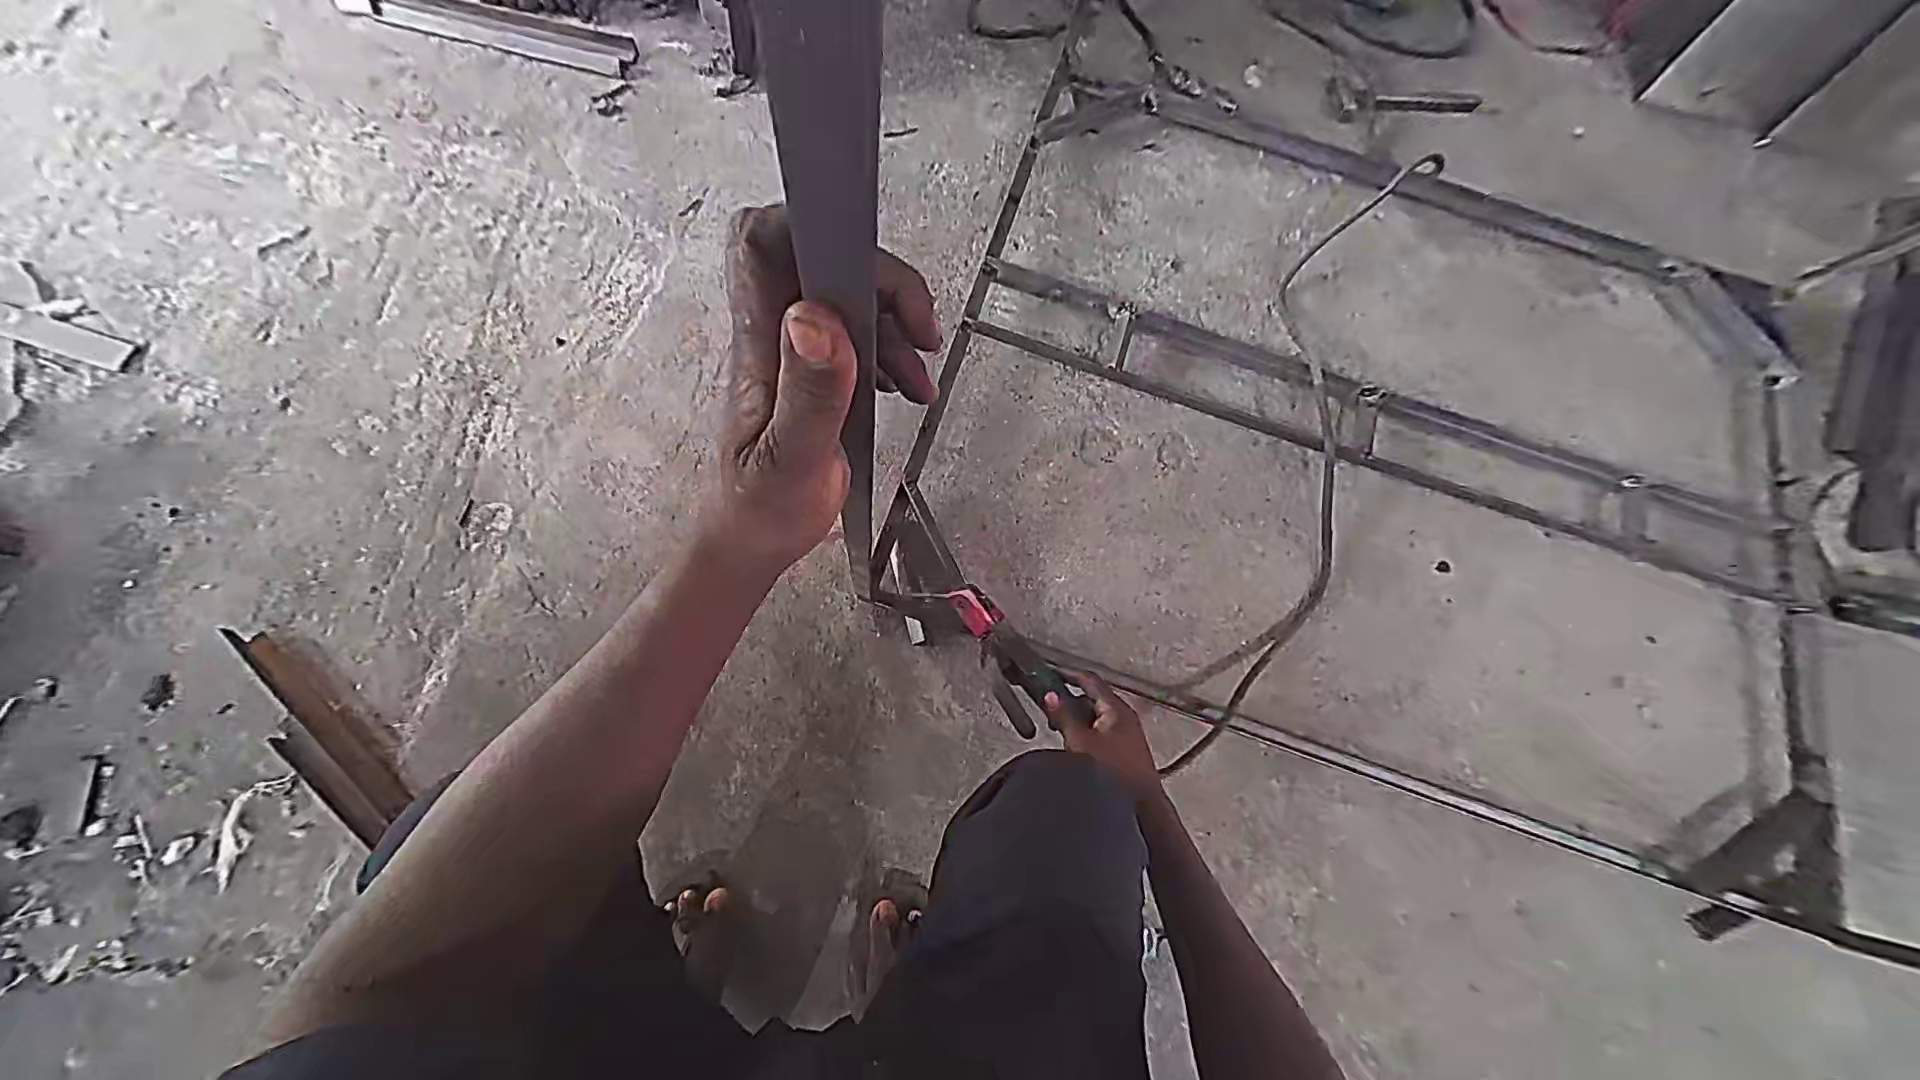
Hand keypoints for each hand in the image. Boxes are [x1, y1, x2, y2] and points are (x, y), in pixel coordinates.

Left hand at [709, 206, 943, 572]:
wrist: (756, 539)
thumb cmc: (761, 508)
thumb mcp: (790, 460)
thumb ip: (808, 394)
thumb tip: (817, 319)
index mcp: (760, 346)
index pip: (763, 242)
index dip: (811, 224)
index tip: (867, 262)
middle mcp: (775, 337)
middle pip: (823, 262)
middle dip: (882, 283)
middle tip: (921, 329)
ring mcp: (797, 355)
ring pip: (850, 303)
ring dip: (895, 327)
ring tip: (918, 378)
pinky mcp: (819, 376)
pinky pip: (859, 339)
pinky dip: (892, 354)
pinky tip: (907, 387)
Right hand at [1043, 672, 1164, 804]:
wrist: (1141, 807)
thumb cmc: (1117, 774)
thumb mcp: (1079, 741)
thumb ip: (1063, 716)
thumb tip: (1051, 697)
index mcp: (1116, 709)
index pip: (1090, 680)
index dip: (1068, 675)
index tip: (1053, 675)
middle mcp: (1125, 718)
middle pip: (1093, 698)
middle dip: (1070, 702)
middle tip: (1052, 707)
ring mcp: (1128, 734)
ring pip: (1097, 716)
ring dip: (1077, 719)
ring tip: (1061, 730)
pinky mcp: (1127, 751)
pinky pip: (1102, 731)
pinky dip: (1087, 732)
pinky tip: (1077, 746)